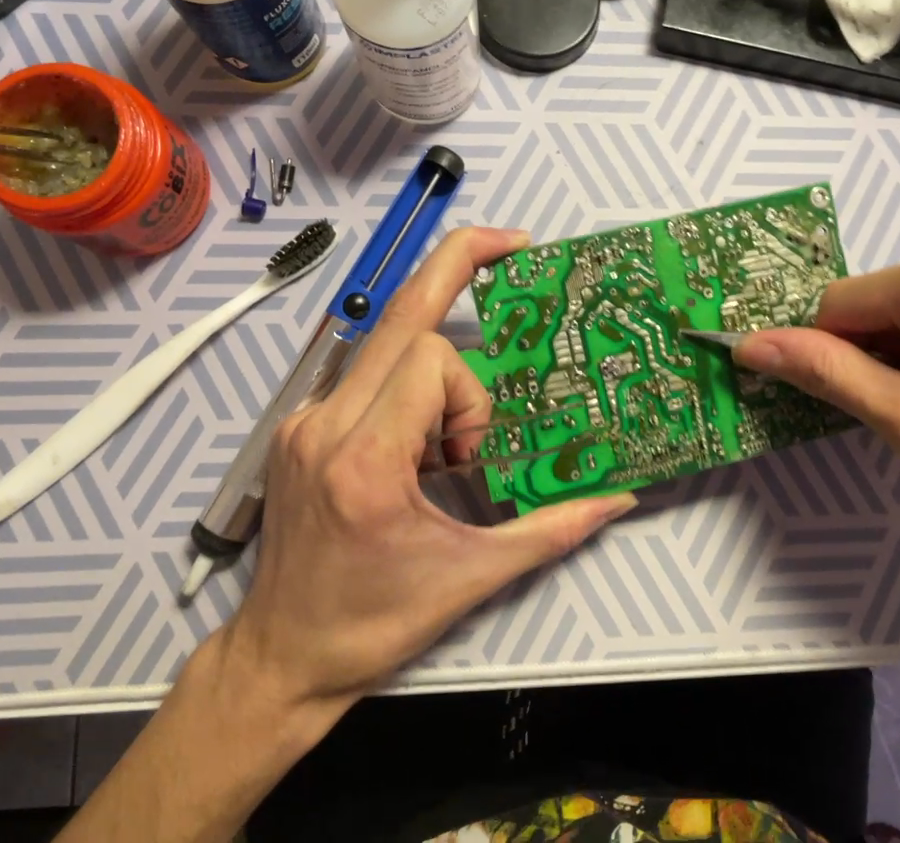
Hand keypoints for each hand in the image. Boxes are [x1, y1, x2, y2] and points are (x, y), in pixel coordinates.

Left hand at [217, 227, 637, 711]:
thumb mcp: (471, 578)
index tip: (470, 457)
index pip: (430, 357)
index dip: (471, 395)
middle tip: (512, 243)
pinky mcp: (299, 427)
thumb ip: (551, 530)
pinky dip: (410, 386)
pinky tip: (421, 441)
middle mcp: (323, 424)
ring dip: (436, 365)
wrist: (284, 655)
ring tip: (449, 439)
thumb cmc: (370, 624)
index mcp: (361, 459)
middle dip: (458, 268)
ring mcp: (304, 421)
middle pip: (400, 313)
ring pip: (385, 340)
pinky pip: (367, 371)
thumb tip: (615, 499)